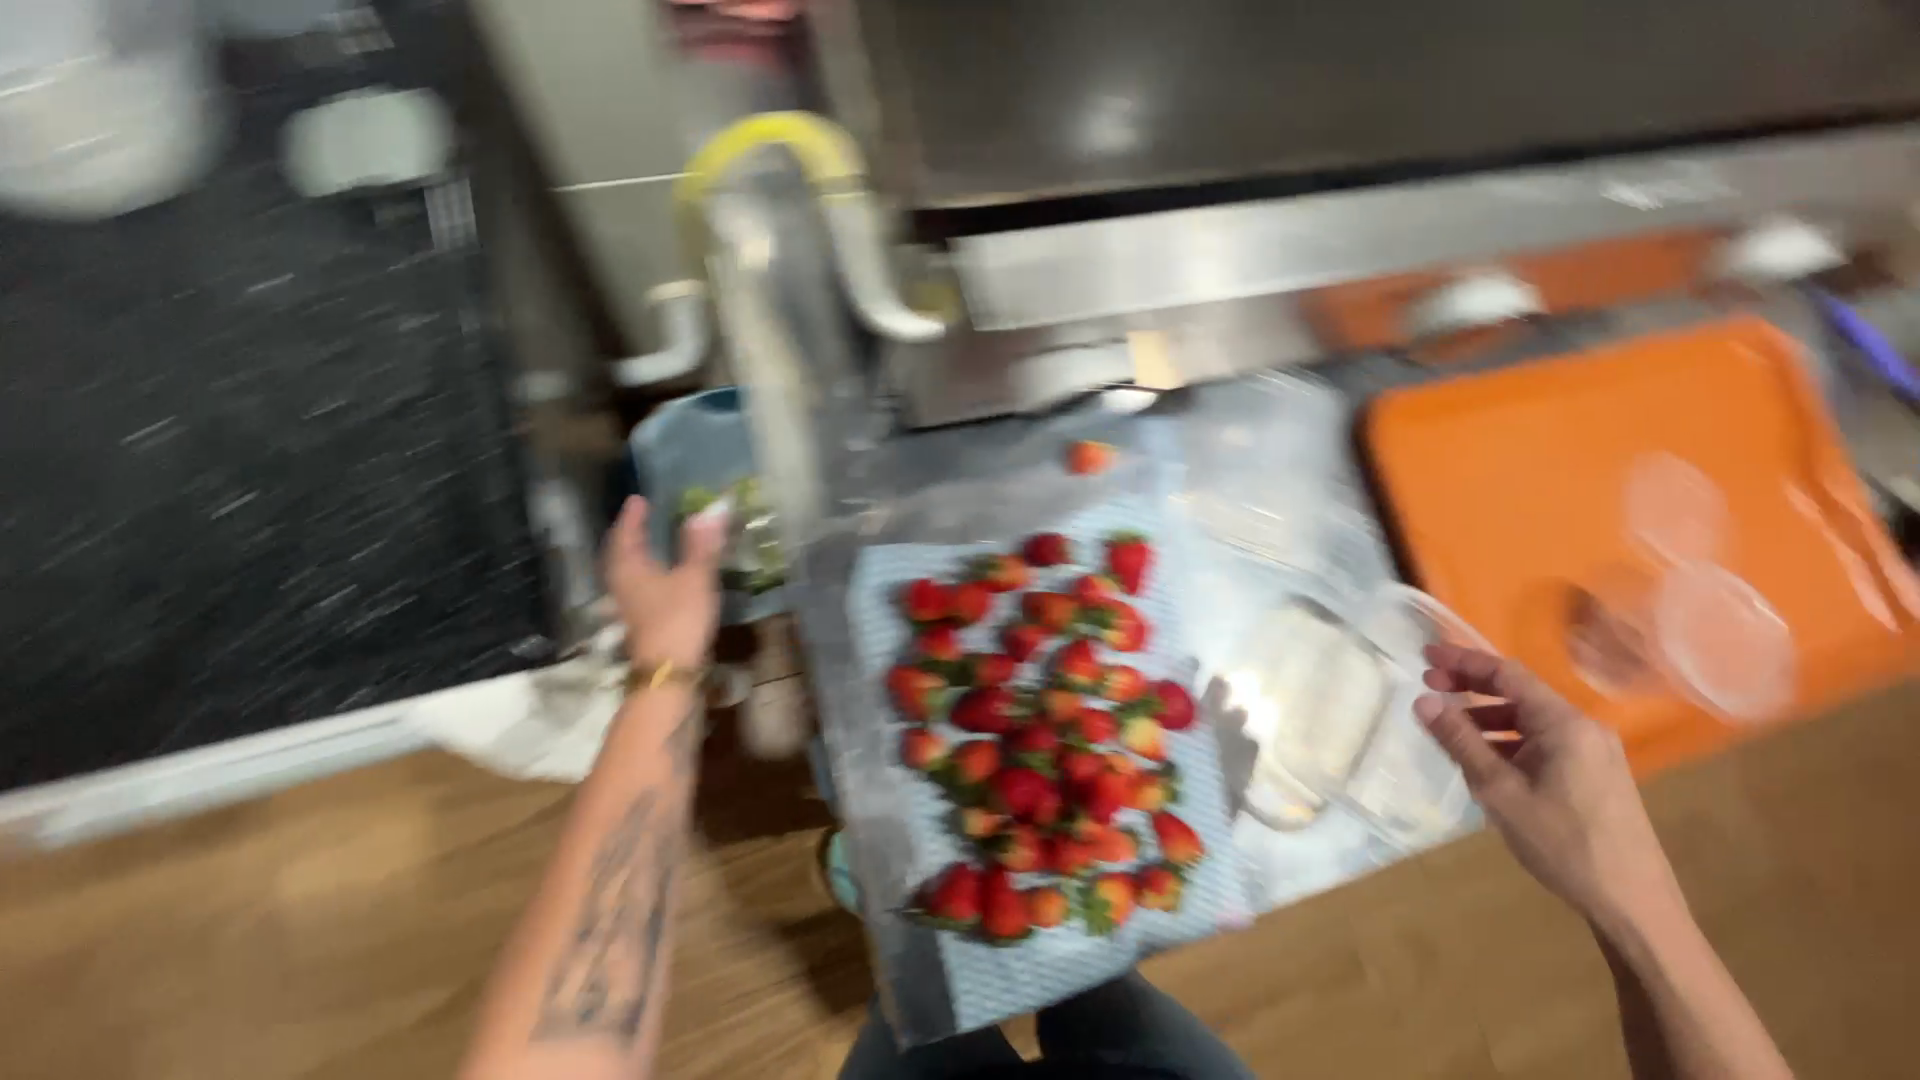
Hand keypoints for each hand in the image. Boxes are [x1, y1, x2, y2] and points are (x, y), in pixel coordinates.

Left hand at [604, 495, 727, 669]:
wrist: (669, 671)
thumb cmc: (678, 619)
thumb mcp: (695, 578)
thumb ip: (701, 546)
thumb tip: (710, 511)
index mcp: (629, 568)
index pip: (626, 535)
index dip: (632, 517)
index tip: (638, 500)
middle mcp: (622, 584)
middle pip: (619, 554)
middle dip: (628, 535)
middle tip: (639, 519)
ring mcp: (628, 605)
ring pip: (625, 571)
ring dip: (634, 555)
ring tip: (647, 544)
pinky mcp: (639, 620)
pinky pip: (636, 586)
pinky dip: (644, 573)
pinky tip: (658, 577)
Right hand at [1414, 643, 1684, 930]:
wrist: (1633, 902)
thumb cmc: (1563, 842)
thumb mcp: (1499, 791)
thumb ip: (1461, 741)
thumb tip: (1423, 701)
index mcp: (1564, 724)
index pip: (1507, 674)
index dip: (1463, 661)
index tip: (1425, 656)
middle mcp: (1583, 728)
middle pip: (1519, 692)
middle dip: (1471, 686)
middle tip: (1428, 685)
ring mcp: (1592, 751)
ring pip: (1529, 719)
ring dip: (1486, 716)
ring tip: (1447, 727)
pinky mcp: (1593, 773)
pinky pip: (1541, 741)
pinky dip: (1507, 739)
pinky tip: (1483, 758)